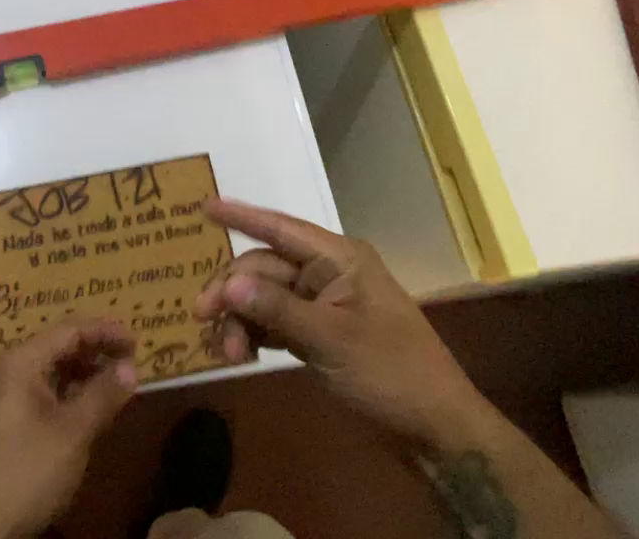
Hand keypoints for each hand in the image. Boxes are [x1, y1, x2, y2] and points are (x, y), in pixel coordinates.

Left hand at [0, 318, 139, 538]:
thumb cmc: (27, 471)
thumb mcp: (73, 433)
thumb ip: (103, 395)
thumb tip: (132, 366)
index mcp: (23, 361)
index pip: (70, 329)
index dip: (105, 331)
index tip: (138, 340)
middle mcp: (14, 368)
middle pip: (62, 345)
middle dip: (98, 349)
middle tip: (133, 359)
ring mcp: (10, 394)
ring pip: (56, 369)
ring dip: (88, 371)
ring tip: (119, 381)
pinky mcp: (12, 418)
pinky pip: (49, 390)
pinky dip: (74, 391)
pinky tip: (94, 404)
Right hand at [194, 198, 495, 451]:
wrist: (435, 431)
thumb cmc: (392, 372)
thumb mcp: (333, 339)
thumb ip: (277, 309)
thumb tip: (228, 284)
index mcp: (339, 259)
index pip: (280, 228)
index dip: (241, 216)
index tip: (202, 207)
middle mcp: (327, 274)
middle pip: (263, 268)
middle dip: (232, 291)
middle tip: (202, 319)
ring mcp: (321, 305)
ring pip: (263, 298)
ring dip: (240, 319)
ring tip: (227, 353)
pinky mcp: (317, 335)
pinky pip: (272, 322)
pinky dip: (253, 334)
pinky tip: (238, 353)